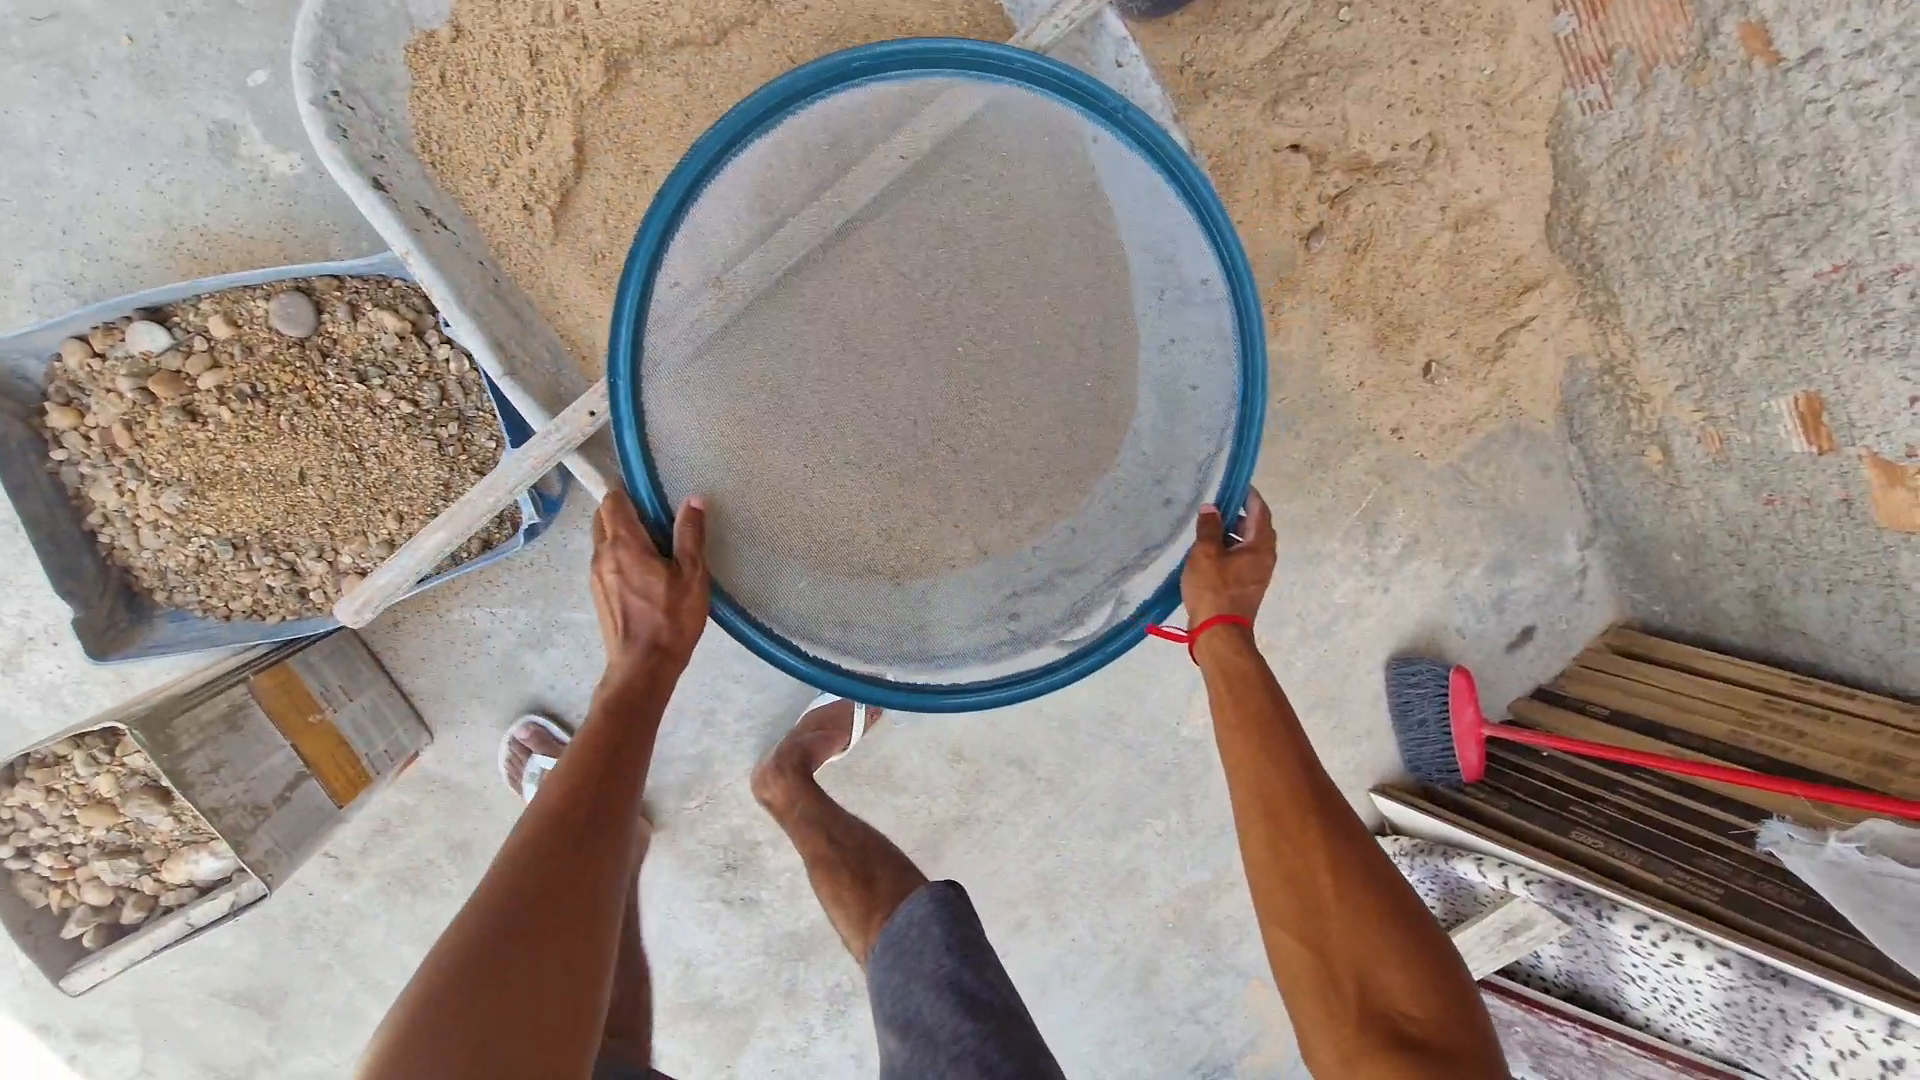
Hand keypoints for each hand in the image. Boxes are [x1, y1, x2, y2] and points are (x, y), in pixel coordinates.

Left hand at [591, 489, 709, 679]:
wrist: (644, 666)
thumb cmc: (671, 618)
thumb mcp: (692, 574)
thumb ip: (690, 534)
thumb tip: (693, 500)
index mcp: (623, 544)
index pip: (612, 500)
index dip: (630, 493)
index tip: (654, 499)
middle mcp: (602, 555)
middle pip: (602, 517)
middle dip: (625, 511)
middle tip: (658, 523)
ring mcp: (596, 576)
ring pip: (603, 540)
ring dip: (623, 535)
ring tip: (656, 549)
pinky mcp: (599, 594)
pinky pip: (606, 561)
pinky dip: (621, 556)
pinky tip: (647, 574)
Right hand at [1180, 486, 1275, 624]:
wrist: (1219, 632)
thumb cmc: (1214, 589)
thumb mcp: (1206, 553)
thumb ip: (1209, 527)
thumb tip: (1212, 508)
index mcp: (1260, 546)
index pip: (1260, 511)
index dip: (1249, 495)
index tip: (1235, 484)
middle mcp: (1265, 558)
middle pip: (1257, 528)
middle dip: (1240, 514)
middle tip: (1218, 504)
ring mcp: (1257, 574)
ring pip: (1248, 545)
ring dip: (1233, 532)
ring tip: (1209, 526)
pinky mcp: (1246, 586)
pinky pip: (1242, 559)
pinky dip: (1230, 549)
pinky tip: (1209, 551)